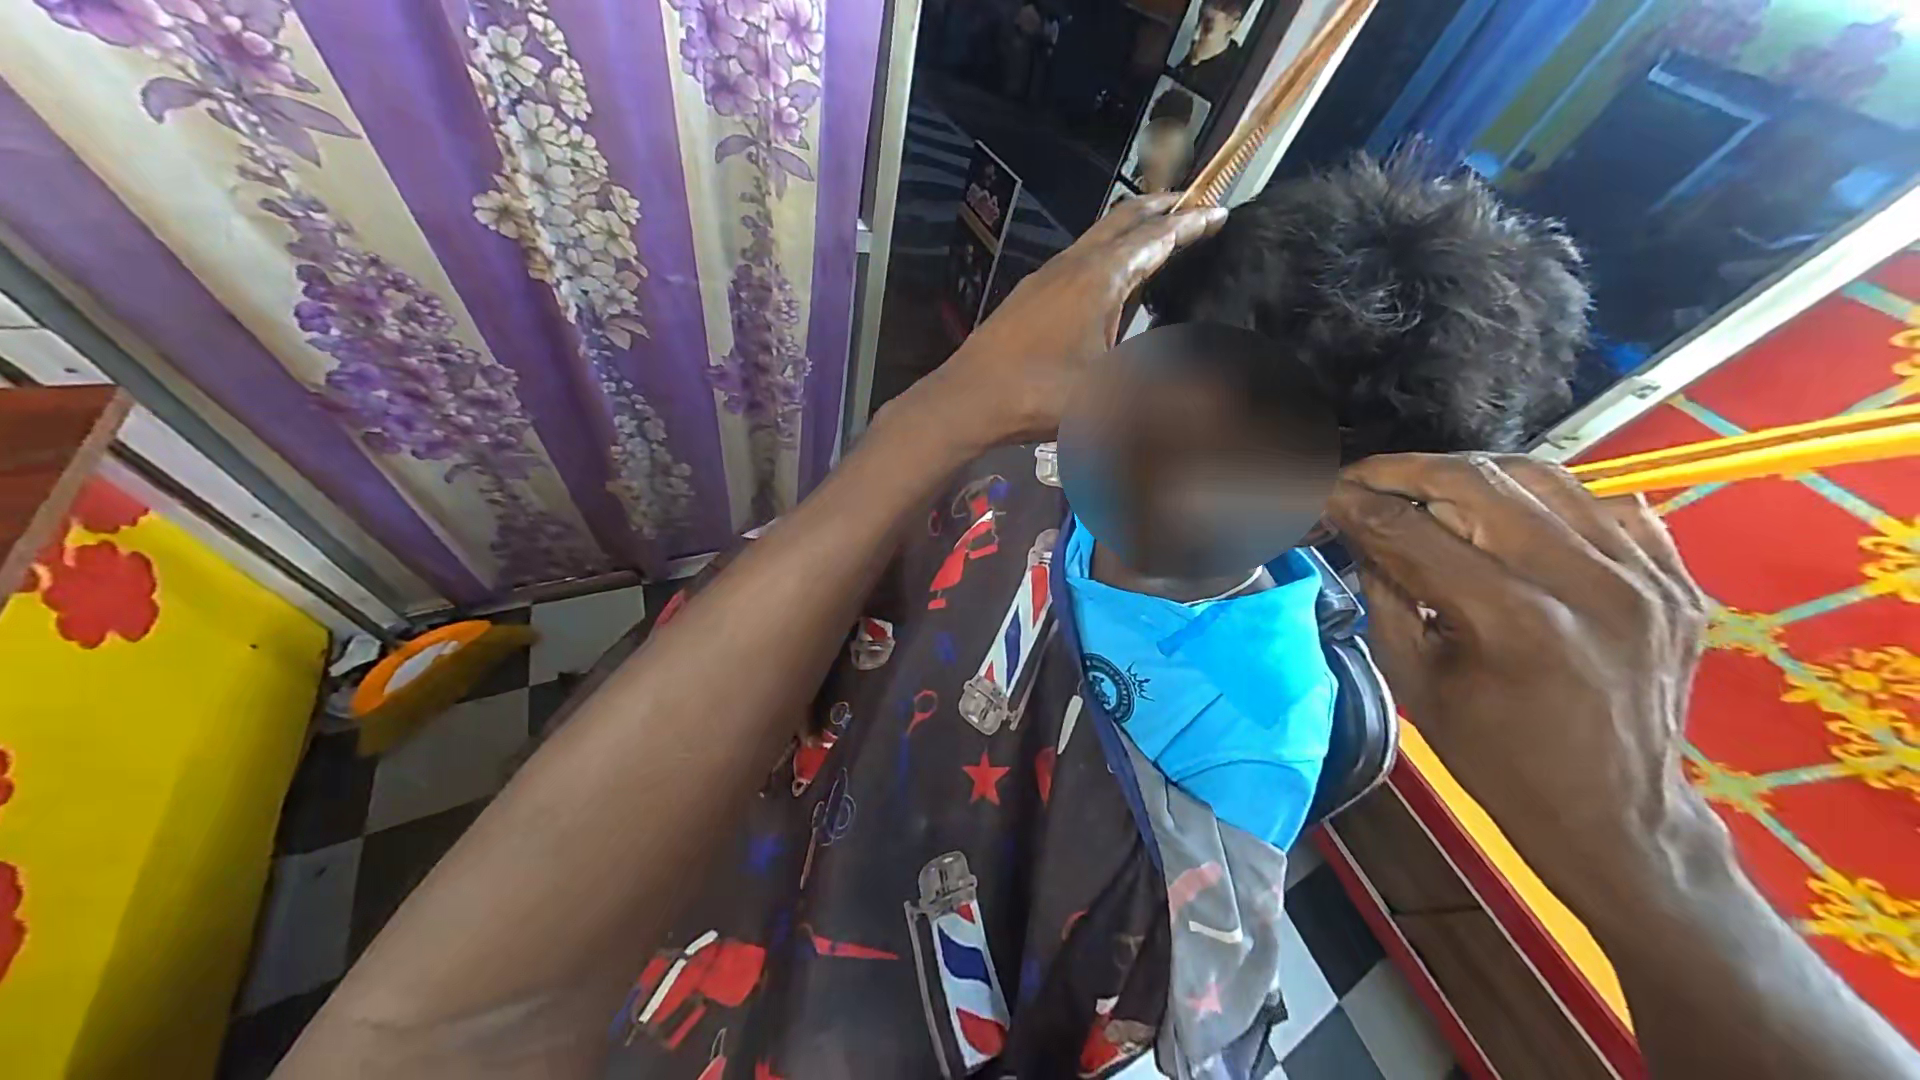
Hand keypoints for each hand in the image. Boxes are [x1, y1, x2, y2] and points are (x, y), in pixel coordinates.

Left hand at [899, 193, 1226, 448]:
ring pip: (1094, 239)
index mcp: (1100, 278)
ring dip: (1128, 231)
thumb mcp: (1109, 398)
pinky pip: (1075, 260)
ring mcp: (1044, 278)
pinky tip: (1103, 281)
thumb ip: (1165, 395)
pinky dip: (1103, 254)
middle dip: (1160, 208)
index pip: (1155, 237)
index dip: (1191, 224)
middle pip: (1122, 220)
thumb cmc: (1039, 395)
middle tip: (1191, 205)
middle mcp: (1072, 265)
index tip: (1219, 212)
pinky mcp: (1027, 297)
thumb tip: (1220, 399)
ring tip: (1153, 237)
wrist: (967, 401)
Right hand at [1325, 453, 1718, 913]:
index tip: (1320, 490)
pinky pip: (1598, 500)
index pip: (1411, 531)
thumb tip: (1357, 527)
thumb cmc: (1491, 753)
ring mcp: (1644, 575)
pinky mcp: (1674, 577)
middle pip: (1476, 484)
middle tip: (1359, 477)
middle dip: (1401, 471)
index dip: (1354, 503)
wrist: (1611, 810)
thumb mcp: (1410, 674)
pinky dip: (1538, 494)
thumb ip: (1384, 589)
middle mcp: (1588, 583)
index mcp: (1512, 621)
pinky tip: (1500, 510)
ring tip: (1419, 485)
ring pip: (1539, 475)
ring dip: (1463, 473)